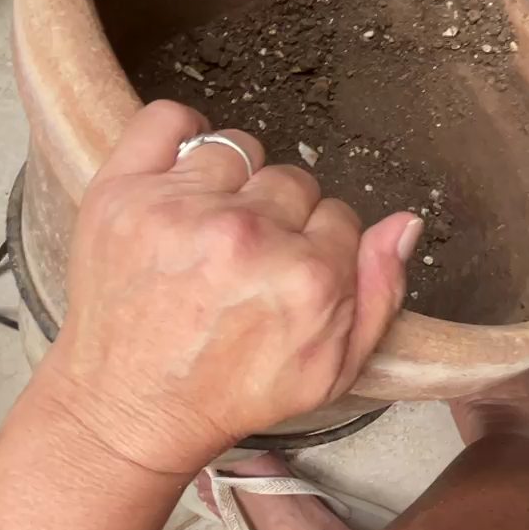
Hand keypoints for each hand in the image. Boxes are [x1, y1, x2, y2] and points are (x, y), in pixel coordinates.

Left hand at [35, 101, 419, 474]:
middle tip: (252, 260)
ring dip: (235, 184)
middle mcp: (249, 234)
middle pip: (294, 181)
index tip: (294, 270)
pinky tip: (187, 172)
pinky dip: (181, 133)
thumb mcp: (335, 369)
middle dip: (282, 216)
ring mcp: (181, 209)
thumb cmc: (235, 393)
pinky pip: (166, 119)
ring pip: (240, 150)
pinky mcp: (123, 193)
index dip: (322, 243)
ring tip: (214, 230)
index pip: (341, 215)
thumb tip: (405, 222)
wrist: (133, 410)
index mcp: (308, 276)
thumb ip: (382, 293)